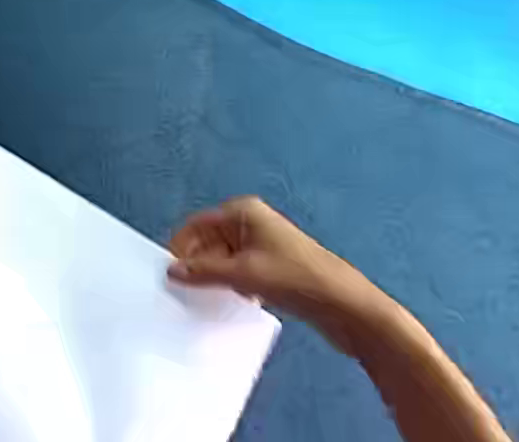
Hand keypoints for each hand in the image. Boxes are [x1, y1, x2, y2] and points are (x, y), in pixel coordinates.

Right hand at [167, 196, 384, 329]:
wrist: (349, 308)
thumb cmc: (296, 278)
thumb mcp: (244, 274)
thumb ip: (204, 271)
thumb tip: (173, 270)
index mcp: (242, 211)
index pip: (197, 224)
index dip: (181, 245)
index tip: (169, 271)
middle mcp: (251, 222)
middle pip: (210, 240)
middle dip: (198, 263)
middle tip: (185, 289)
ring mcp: (264, 244)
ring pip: (225, 258)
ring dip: (216, 276)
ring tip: (208, 297)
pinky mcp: (274, 266)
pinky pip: (241, 271)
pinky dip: (233, 283)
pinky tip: (234, 300)